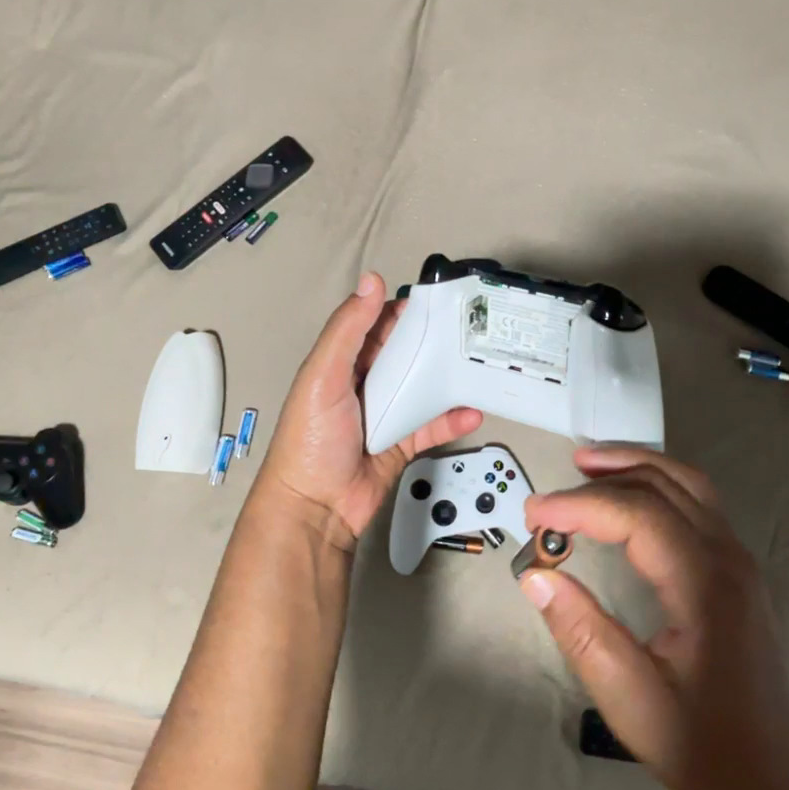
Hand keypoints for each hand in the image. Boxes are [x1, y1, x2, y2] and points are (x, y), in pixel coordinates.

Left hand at [253, 272, 482, 548]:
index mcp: (341, 363)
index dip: (402, 310)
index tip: (436, 299)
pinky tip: (472, 412)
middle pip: (404, 354)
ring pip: (423, 388)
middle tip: (468, 330)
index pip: (375, 325)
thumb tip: (371, 280)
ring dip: (448, 380)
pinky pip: (432, 426)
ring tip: (478, 366)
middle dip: (433, 341)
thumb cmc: (310, 439)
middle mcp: (364, 384)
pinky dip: (452, 419)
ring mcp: (385, 415)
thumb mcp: (323, 376)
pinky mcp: (402, 444)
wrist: (315, 509)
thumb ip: (347, 329)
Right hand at [518, 448, 788, 789]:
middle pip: (666, 485)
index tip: (535, 515)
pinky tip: (630, 498)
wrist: (766, 776)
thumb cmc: (697, 741)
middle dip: (605, 476)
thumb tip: (535, 575)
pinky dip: (658, 486)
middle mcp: (729, 558)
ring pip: (689, 484)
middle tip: (554, 488)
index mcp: (705, 585)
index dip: (582, 506)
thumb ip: (580, 630)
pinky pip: (699, 503)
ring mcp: (739, 561)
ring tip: (587, 466)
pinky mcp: (737, 570)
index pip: (639, 514)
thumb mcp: (628, 696)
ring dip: (637, 468)